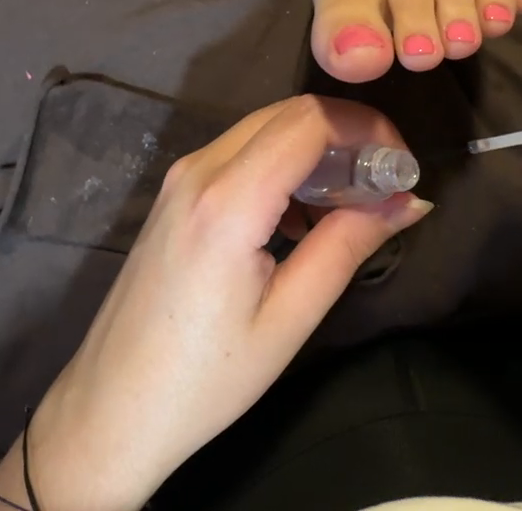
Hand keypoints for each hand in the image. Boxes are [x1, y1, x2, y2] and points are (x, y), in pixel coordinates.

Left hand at [27, 96, 432, 509]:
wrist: (112, 407)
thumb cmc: (206, 379)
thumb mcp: (290, 318)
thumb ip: (349, 245)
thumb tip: (408, 200)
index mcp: (228, 199)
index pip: (310, 121)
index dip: (367, 129)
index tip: (403, 167)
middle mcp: (199, 169)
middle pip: (287, 113)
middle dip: (346, 134)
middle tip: (385, 184)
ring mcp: (180, 177)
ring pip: (263, 128)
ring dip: (314, 150)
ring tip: (350, 205)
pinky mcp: (174, 192)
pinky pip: (238, 153)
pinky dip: (281, 164)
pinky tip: (299, 217)